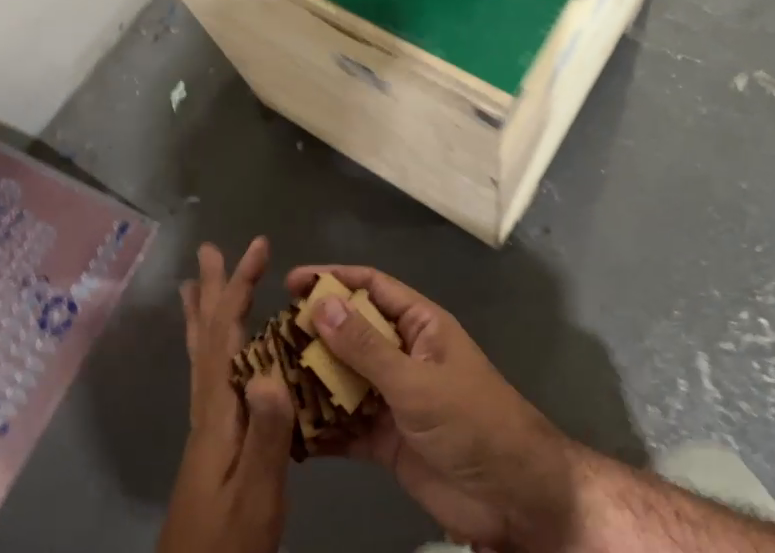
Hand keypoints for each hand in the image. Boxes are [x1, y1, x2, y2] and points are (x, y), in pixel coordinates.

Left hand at [158, 239, 294, 552]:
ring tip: (195, 286)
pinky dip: (215, 349)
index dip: (240, 287)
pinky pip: (213, 376)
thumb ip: (265, 435)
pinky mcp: (215, 441)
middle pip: (208, 336)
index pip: (226, 334)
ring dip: (205, 315)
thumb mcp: (256, 491)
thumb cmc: (228, 539)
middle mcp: (209, 409)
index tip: (257, 247)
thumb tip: (269, 371)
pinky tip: (226, 355)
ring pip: (203, 355)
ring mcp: (209, 426)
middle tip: (210, 249)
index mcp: (219, 411)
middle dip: (215, 290)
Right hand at [285, 265, 575, 551]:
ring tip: (263, 385)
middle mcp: (405, 356)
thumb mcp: (416, 380)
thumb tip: (321, 304)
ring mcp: (395, 400)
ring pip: (344, 381)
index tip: (290, 282)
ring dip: (310, 384)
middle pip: (351, 335)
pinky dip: (320, 430)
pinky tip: (286, 432)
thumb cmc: (471, 420)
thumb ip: (366, 348)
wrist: (511, 493)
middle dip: (312, 336)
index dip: (334, 280)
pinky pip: (346, 428)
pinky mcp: (387, 441)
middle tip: (264, 341)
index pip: (373, 289)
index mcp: (421, 327)